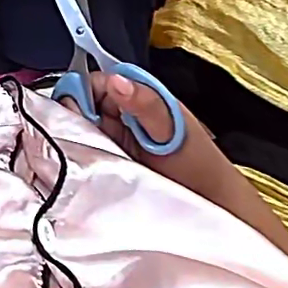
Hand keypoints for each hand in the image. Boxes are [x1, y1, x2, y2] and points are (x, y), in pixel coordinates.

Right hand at [65, 73, 239, 205]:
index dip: (81, 90)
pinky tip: (85, 165)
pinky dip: (80, 157)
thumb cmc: (200, 165)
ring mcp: (116, 139)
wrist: (213, 207)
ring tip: (85, 152)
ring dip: (76, 138)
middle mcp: (125, 113)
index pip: (96, 80)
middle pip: (83, 104)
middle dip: (74, 116)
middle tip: (80, 135)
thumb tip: (117, 80)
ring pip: (81, 129)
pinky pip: (86, 152)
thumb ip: (145, 101)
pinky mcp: (110, 162)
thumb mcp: (173, 127)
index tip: (75, 108)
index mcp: (140, 94)